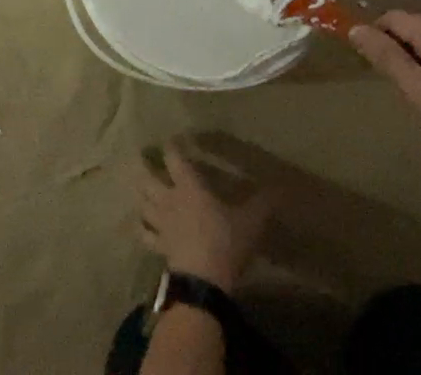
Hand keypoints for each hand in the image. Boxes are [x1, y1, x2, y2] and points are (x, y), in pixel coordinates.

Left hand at [139, 140, 271, 290]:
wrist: (204, 280)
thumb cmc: (227, 242)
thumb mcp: (251, 221)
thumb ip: (262, 203)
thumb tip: (278, 186)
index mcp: (190, 188)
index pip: (175, 160)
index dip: (171, 148)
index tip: (170, 140)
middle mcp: (170, 200)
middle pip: (148, 180)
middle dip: (145, 169)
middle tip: (144, 162)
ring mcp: (161, 224)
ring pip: (143, 203)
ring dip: (142, 195)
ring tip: (143, 190)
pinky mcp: (159, 245)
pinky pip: (144, 234)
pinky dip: (141, 228)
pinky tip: (142, 225)